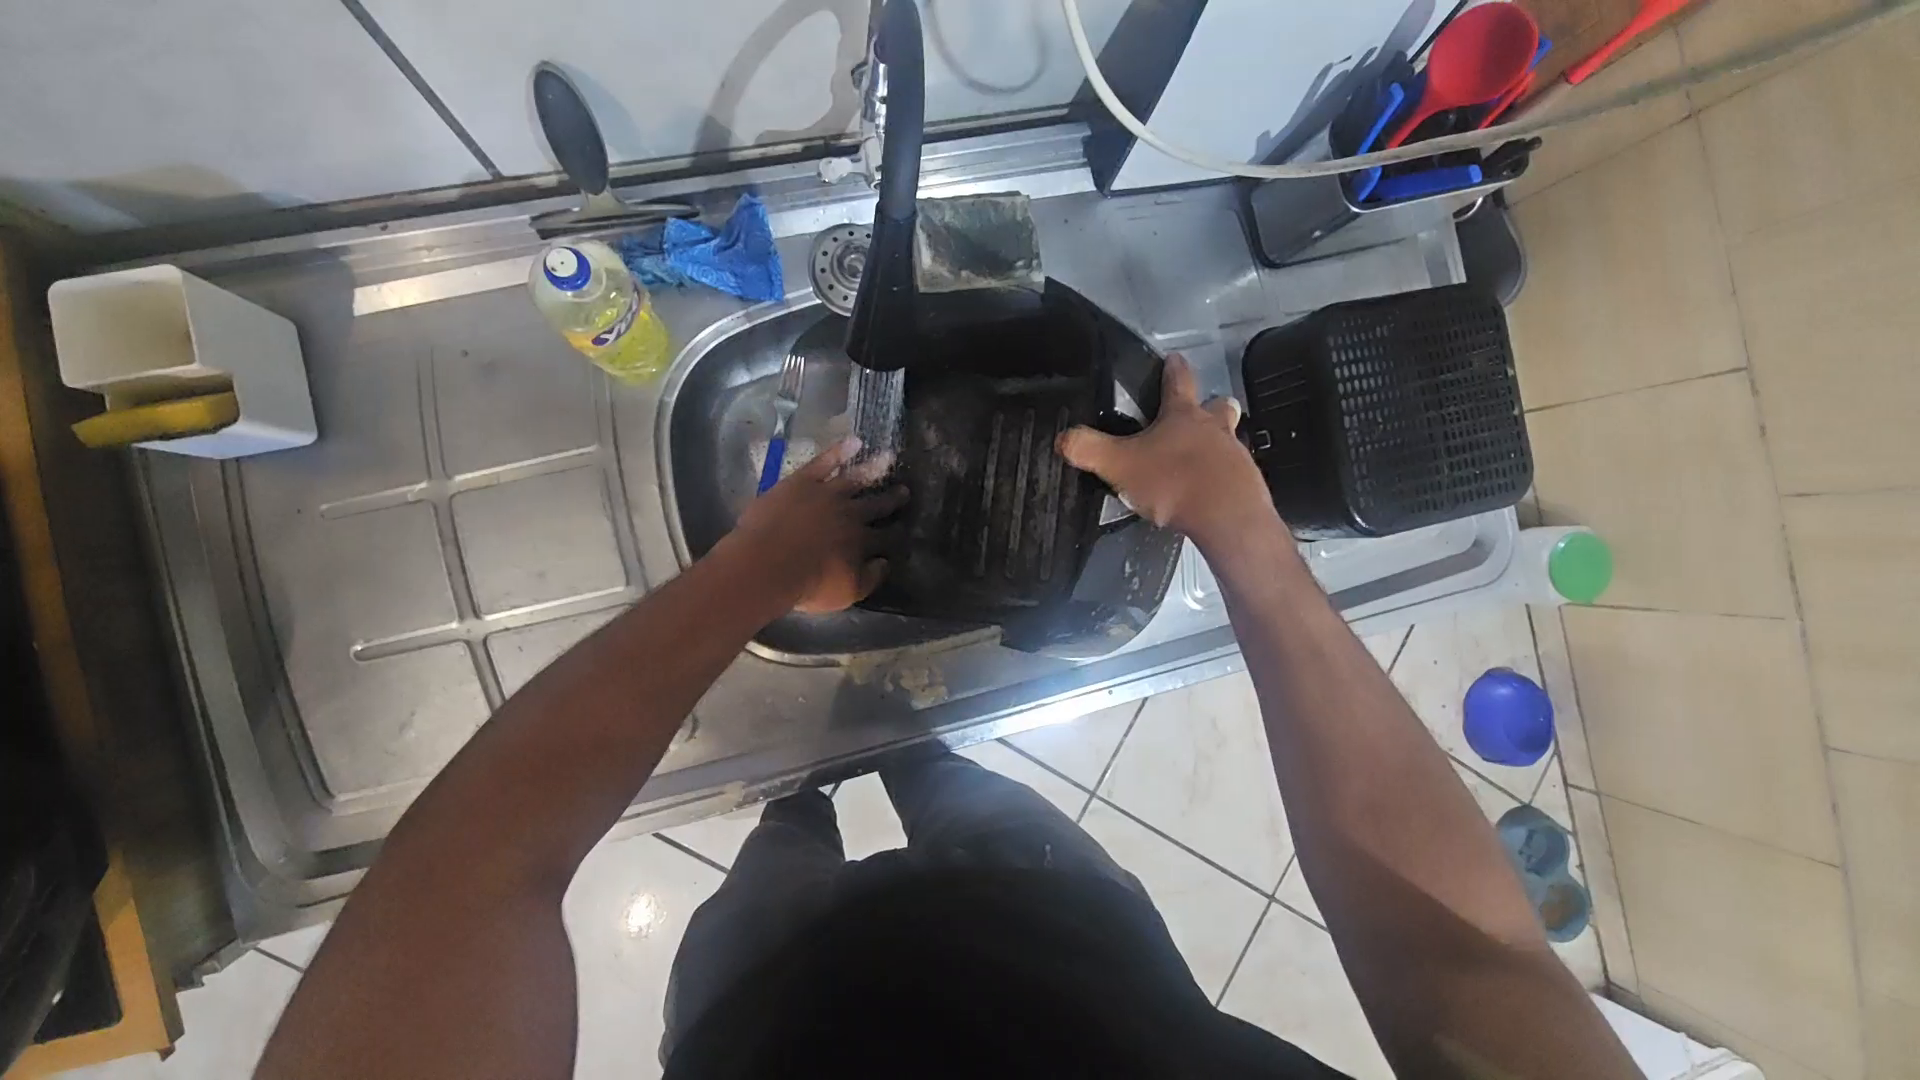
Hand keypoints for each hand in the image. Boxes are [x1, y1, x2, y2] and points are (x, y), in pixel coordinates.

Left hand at [731, 437, 907, 613]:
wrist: (768, 563)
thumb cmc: (806, 584)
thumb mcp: (845, 594)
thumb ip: (870, 579)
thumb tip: (886, 563)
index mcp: (860, 543)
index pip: (884, 537)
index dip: (895, 533)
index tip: (904, 528)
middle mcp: (850, 514)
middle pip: (875, 505)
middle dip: (891, 499)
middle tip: (905, 491)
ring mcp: (827, 493)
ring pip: (856, 478)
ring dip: (874, 469)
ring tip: (888, 459)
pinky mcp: (803, 481)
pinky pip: (825, 461)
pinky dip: (840, 451)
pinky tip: (854, 442)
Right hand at [1057, 354, 1277, 549]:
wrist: (1227, 518)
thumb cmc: (1173, 483)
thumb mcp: (1120, 466)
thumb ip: (1090, 450)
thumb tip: (1063, 437)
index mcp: (1183, 416)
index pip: (1178, 380)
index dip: (1173, 368)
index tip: (1173, 358)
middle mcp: (1214, 428)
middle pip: (1218, 407)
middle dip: (1211, 406)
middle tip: (1201, 412)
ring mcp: (1235, 455)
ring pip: (1229, 440)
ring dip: (1216, 445)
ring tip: (1198, 461)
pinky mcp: (1246, 484)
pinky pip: (1233, 475)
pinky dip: (1221, 480)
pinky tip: (1208, 494)